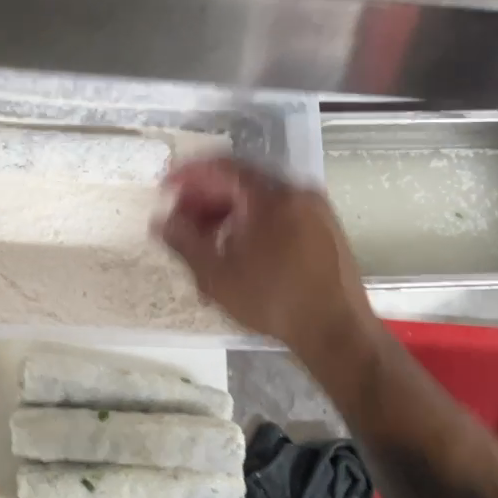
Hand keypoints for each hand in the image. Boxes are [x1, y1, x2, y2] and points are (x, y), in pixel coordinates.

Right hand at [159, 157, 374, 352]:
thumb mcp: (216, 274)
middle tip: (180, 220)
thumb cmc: (272, 300)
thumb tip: (161, 221)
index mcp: (270, 196)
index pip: (222, 168)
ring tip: (204, 244)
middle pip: (242, 183)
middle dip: (205, 199)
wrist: (335, 330)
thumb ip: (184, 241)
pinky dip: (251, 224)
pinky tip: (237, 252)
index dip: (188, 175)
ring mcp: (316, 211)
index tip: (165, 188)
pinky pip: (279, 215)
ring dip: (227, 215)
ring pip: (260, 201)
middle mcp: (297, 193)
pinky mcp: (325, 231)